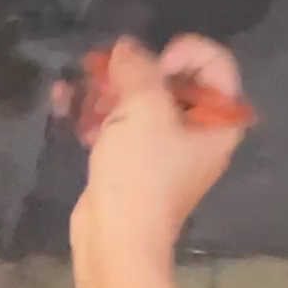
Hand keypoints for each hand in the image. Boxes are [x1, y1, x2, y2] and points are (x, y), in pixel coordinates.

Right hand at [58, 35, 246, 251]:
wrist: (116, 239)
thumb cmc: (141, 172)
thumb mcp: (144, 108)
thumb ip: (138, 66)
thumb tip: (126, 48)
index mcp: (219, 121)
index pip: (214, 63)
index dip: (183, 52)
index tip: (151, 66)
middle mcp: (197, 132)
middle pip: (171, 80)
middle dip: (132, 72)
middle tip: (103, 74)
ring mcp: (164, 148)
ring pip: (139, 101)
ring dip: (106, 91)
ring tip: (79, 94)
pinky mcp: (133, 161)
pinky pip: (120, 125)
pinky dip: (97, 114)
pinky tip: (68, 108)